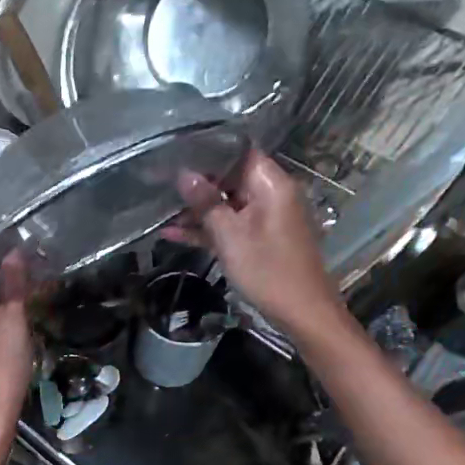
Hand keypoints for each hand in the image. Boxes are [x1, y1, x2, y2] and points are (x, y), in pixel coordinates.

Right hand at [165, 149, 343, 334]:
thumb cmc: (267, 271)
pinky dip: (211, 230)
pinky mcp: (263, 239)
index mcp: (272, 184)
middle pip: (231, 178)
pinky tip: (175, 234)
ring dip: (199, 211)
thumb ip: (206, 202)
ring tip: (161, 212)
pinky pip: (234, 226)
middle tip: (161, 182)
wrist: (304, 313)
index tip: (176, 154)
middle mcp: (273, 194)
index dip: (208, 152)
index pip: (239, 152)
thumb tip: (184, 174)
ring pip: (229, 205)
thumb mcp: (230, 236)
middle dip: (197, 184)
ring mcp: (268, 218)